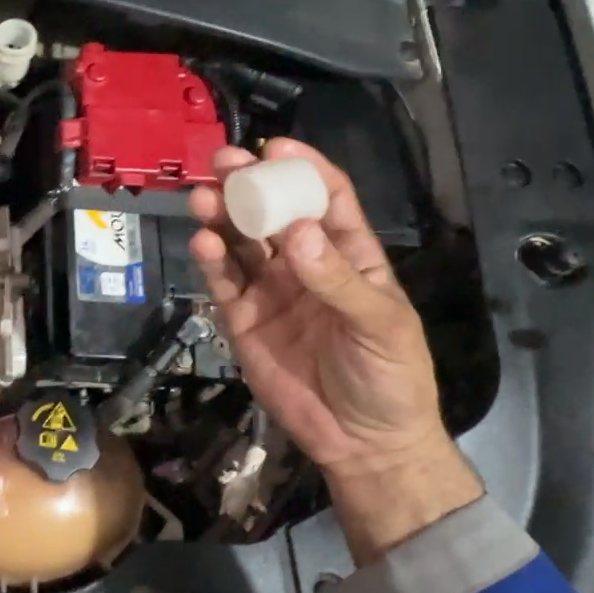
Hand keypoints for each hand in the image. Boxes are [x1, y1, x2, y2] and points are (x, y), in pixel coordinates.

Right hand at [188, 138, 481, 563]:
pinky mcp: (242, 318)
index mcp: (348, 255)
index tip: (276, 148)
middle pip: (272, 213)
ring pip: (240, 241)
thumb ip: (338, 280)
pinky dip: (211, 260)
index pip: (326, 199)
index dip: (304, 170)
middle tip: (223, 163)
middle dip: (248, 185)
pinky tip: (204, 243)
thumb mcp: (380, 326)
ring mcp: (270, 290)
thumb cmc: (390, 377)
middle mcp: (304, 263)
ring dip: (221, 217)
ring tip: (203, 199)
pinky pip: (223, 281)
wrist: (362, 443)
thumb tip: (298, 231)